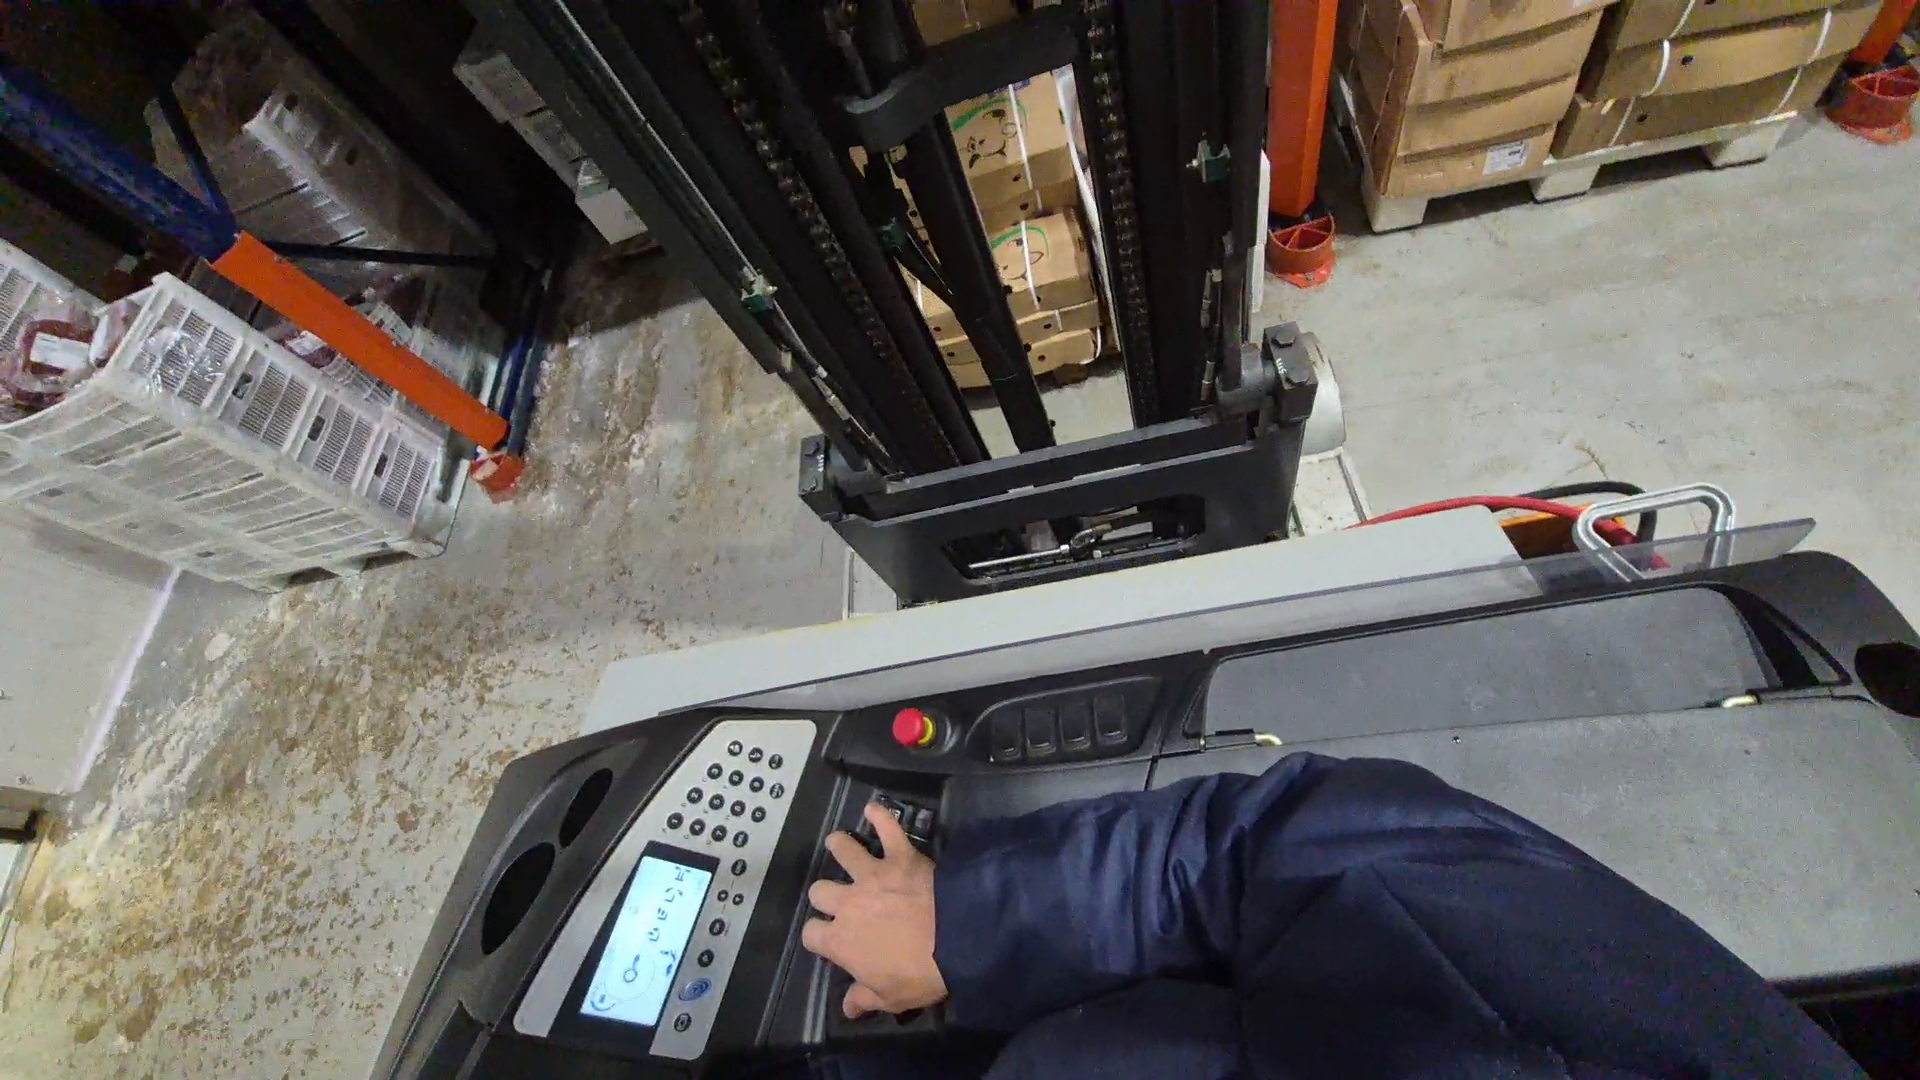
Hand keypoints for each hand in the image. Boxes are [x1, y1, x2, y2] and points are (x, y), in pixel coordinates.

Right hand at [801, 802, 946, 1018]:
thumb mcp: (891, 998)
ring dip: (839, 845)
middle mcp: (849, 901)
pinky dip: (880, 815)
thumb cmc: (921, 973)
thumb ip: (865, 998)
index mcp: (842, 940)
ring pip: (845, 850)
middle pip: (821, 890)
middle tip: (836, 894)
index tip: (827, 936)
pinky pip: (888, 828)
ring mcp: (873, 873)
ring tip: (837, 842)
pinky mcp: (900, 854)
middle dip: (825, 893)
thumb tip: (847, 1007)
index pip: (812, 933)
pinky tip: (873, 807)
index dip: (817, 935)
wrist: (957, 938)